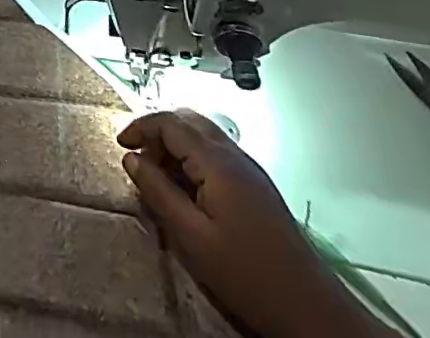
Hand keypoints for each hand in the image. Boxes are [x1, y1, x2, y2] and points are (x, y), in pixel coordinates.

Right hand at [119, 110, 391, 337]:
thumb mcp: (190, 236)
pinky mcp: (257, 186)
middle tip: (138, 158)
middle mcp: (236, 156)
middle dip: (158, 131)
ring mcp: (250, 170)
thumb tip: (132, 159)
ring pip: (204, 135)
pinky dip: (192, 157)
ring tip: (158, 176)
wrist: (309, 309)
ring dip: (175, 144)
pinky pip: (217, 154)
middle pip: (189, 120)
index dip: (141, 126)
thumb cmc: (245, 273)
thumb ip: (158, 191)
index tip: (120, 145)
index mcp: (218, 162)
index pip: (172, 122)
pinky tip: (186, 188)